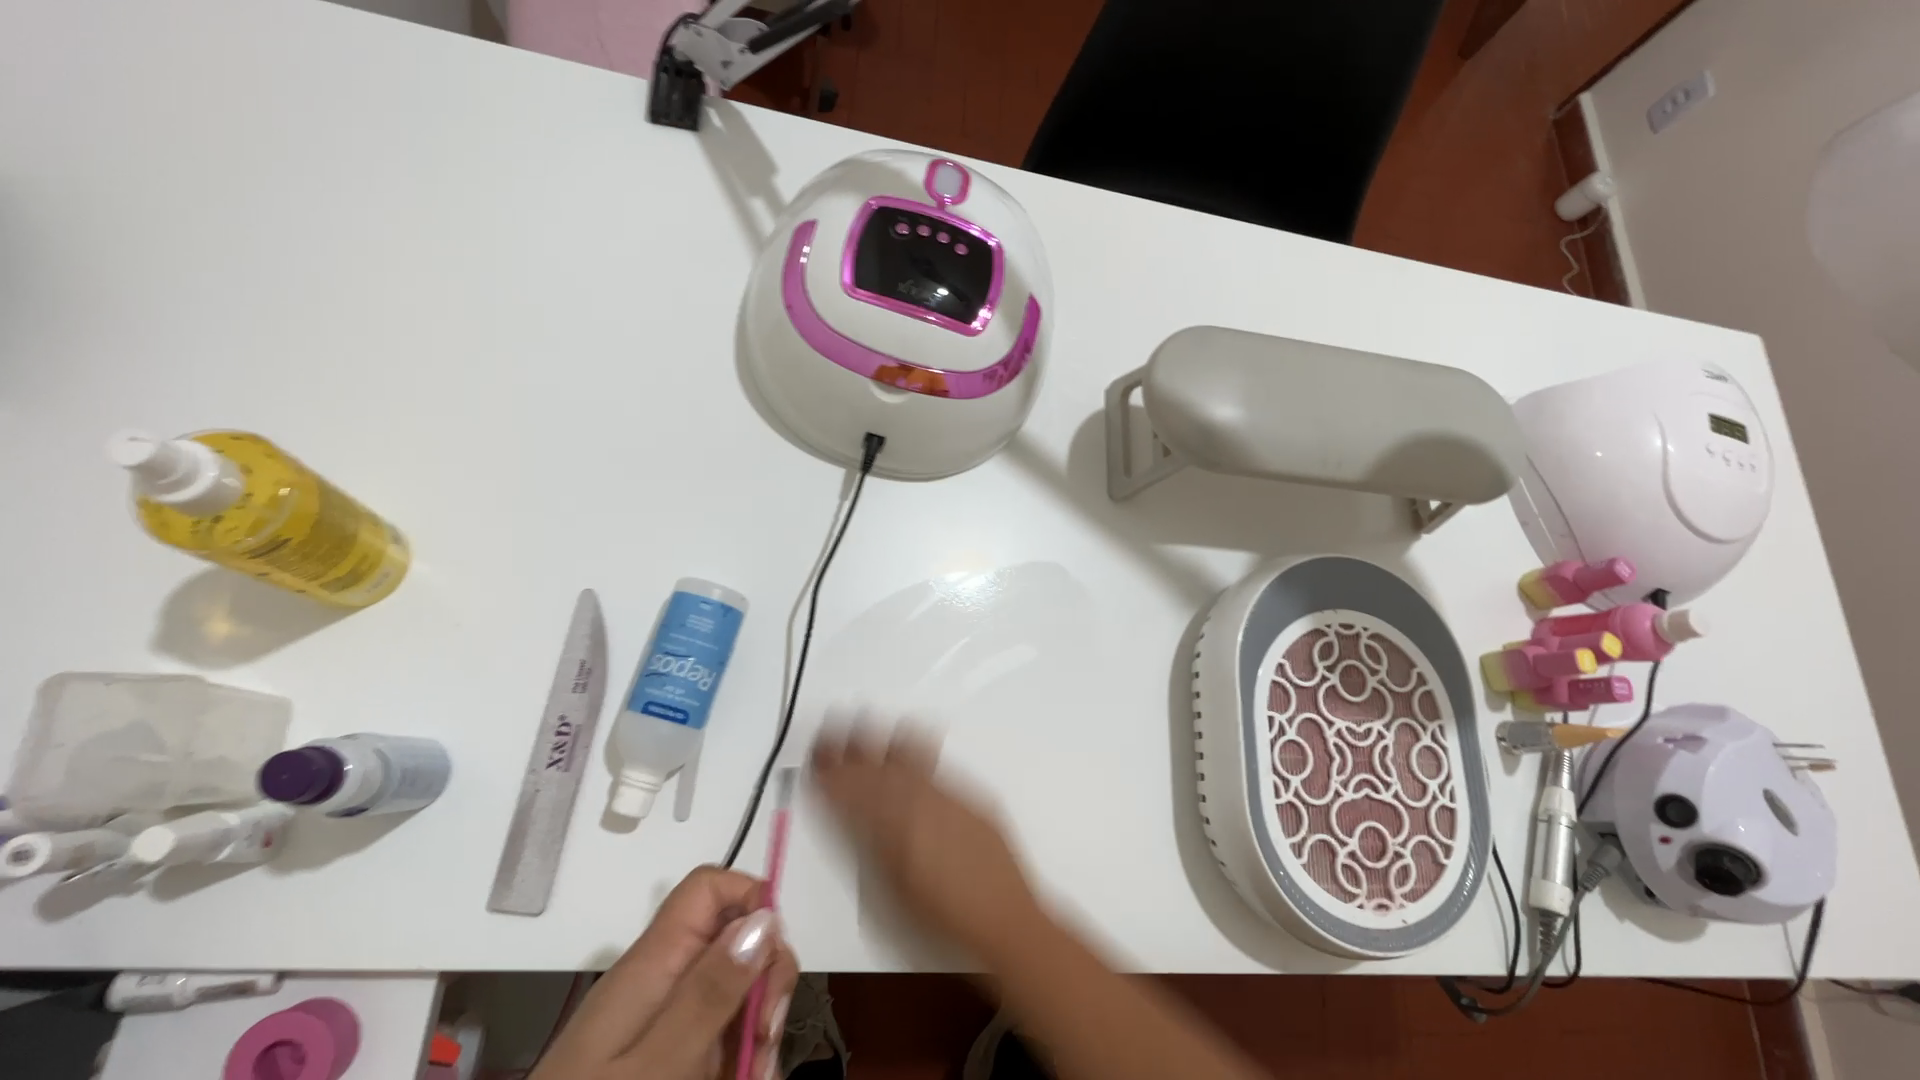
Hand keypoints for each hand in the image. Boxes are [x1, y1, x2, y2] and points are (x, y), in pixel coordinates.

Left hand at [533, 866, 798, 1079]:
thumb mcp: (657, 1063)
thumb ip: (710, 992)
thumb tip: (763, 917)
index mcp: (654, 963)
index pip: (709, 888)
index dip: (752, 901)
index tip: (772, 961)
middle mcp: (664, 980)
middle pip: (738, 940)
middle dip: (768, 982)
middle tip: (766, 1038)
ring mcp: (670, 1018)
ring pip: (741, 992)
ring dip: (761, 1030)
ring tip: (753, 1074)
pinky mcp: (673, 1052)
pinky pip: (726, 1034)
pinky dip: (744, 1057)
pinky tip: (744, 1078)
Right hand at [810, 708, 1041, 957]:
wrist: (1010, 925)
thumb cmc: (944, 926)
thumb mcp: (890, 896)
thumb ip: (867, 851)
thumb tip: (848, 821)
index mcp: (894, 831)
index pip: (853, 795)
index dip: (830, 777)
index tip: (814, 766)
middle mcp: (921, 806)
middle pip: (877, 769)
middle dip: (849, 752)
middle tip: (828, 738)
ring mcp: (950, 799)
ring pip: (906, 761)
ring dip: (878, 744)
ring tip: (860, 726)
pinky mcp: (973, 801)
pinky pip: (934, 767)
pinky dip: (912, 752)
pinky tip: (905, 739)